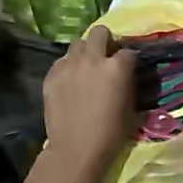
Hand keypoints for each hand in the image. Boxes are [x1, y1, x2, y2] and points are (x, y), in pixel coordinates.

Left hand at [39, 26, 137, 182]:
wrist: (75, 150)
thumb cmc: (110, 134)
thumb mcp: (130, 108)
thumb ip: (128, 84)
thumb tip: (125, 76)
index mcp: (117, 67)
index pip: (128, 52)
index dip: (128, 60)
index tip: (127, 69)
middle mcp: (92, 59)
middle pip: (99, 32)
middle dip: (105, 41)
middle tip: (105, 56)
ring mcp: (69, 65)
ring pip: (78, 44)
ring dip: (85, 52)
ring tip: (85, 67)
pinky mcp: (52, 75)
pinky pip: (61, 61)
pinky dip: (68, 66)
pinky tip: (70, 81)